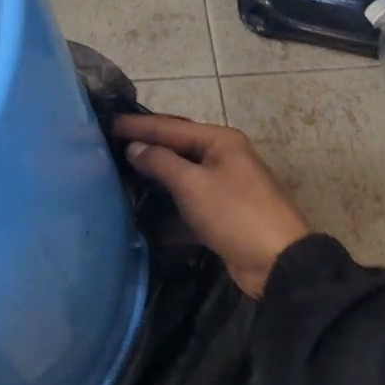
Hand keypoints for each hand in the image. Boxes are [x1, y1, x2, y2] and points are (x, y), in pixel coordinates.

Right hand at [113, 114, 312, 297]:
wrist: (278, 262)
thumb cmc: (235, 213)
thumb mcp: (193, 184)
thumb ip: (160, 162)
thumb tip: (134, 147)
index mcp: (219, 141)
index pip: (169, 126)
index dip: (137, 125)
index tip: (107, 121)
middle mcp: (222, 157)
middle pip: (175, 149)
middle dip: (144, 150)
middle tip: (107, 147)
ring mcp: (223, 186)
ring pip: (180, 178)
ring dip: (153, 181)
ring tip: (118, 179)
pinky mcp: (221, 214)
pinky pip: (187, 204)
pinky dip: (168, 209)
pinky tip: (143, 215)